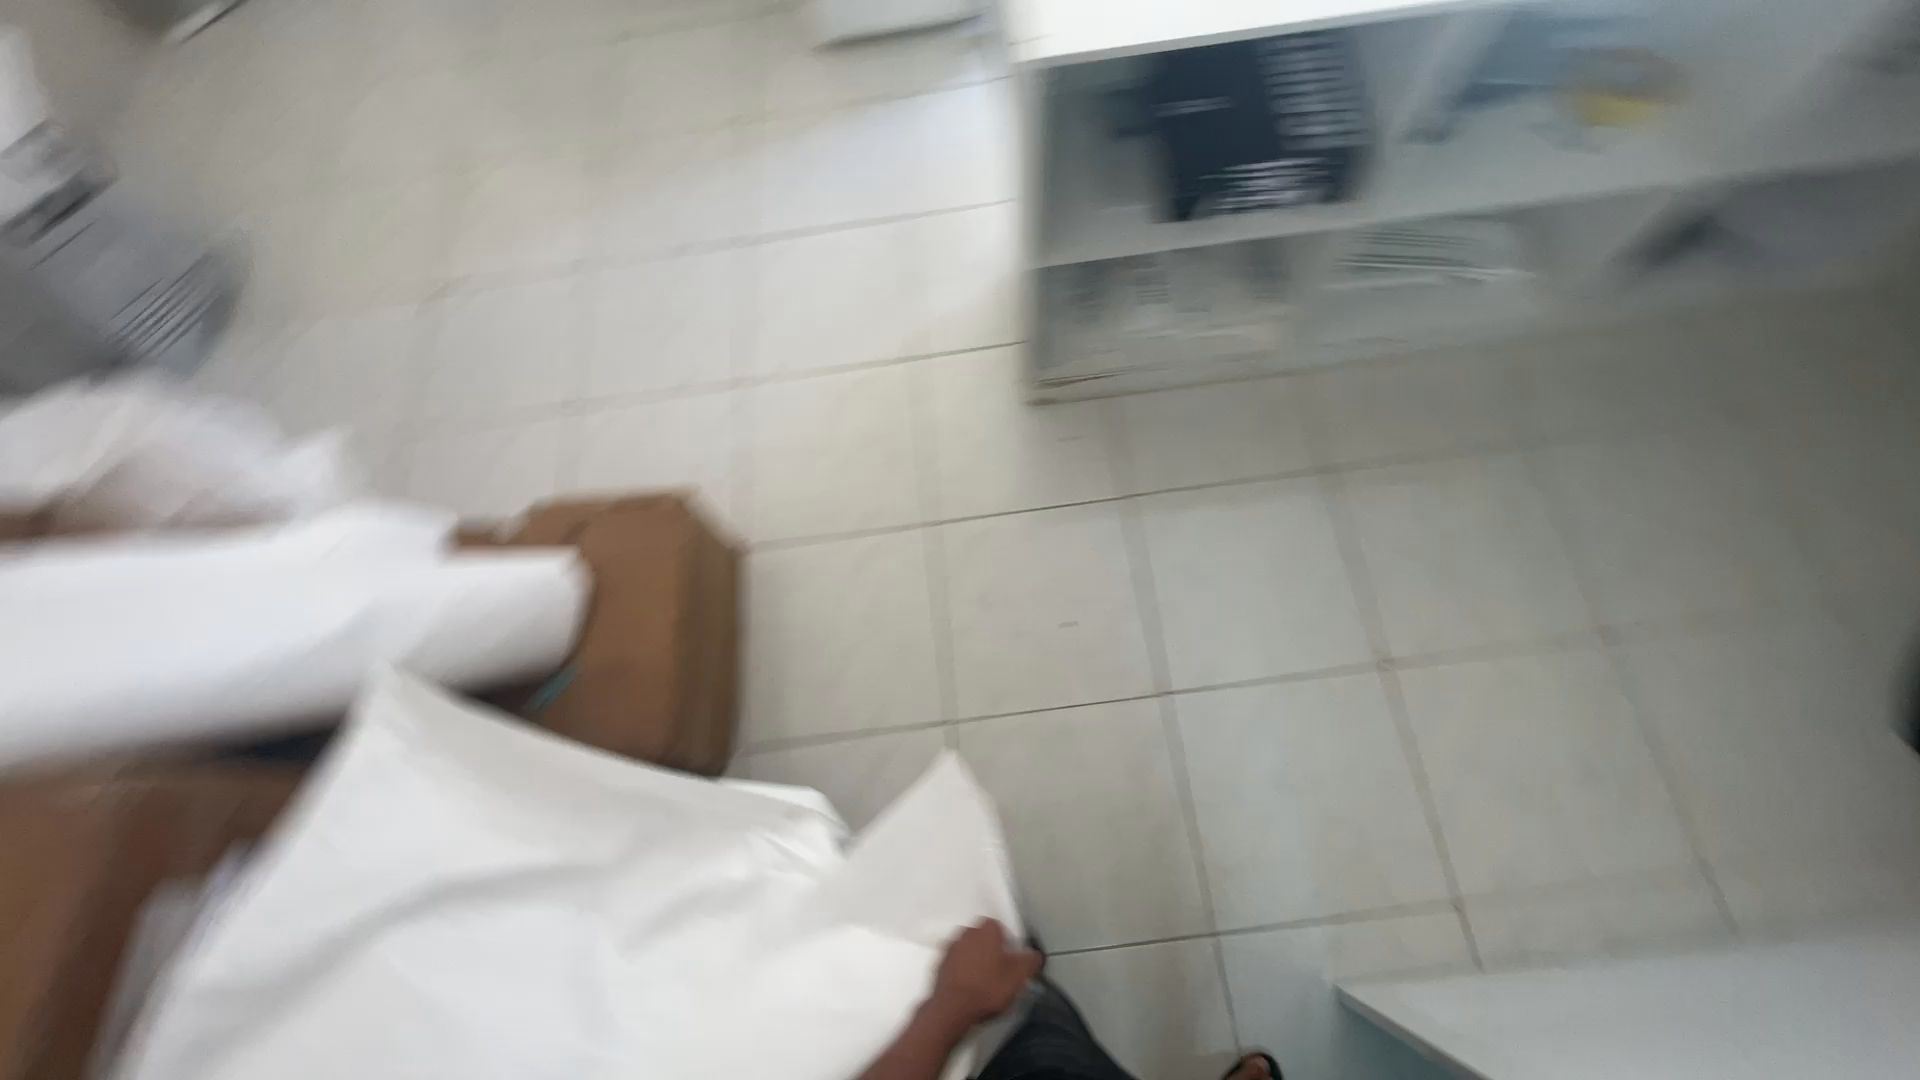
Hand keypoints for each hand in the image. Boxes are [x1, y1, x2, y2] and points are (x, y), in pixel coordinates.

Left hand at [928, 919, 1042, 1028]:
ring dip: (975, 962)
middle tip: (1000, 974)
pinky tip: (968, 989)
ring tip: (983, 985)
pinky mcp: (939, 964)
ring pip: (969, 950)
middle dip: (991, 952)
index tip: (1012, 964)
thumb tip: (1037, 954)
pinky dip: (962, 972)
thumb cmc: (989, 987)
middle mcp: (967, 931)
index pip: (1001, 929)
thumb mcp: (1019, 976)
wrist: (952, 1008)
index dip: (1008, 945)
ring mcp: (950, 947)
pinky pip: (955, 964)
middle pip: (984, 939)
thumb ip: (1031, 961)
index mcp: (987, 928)